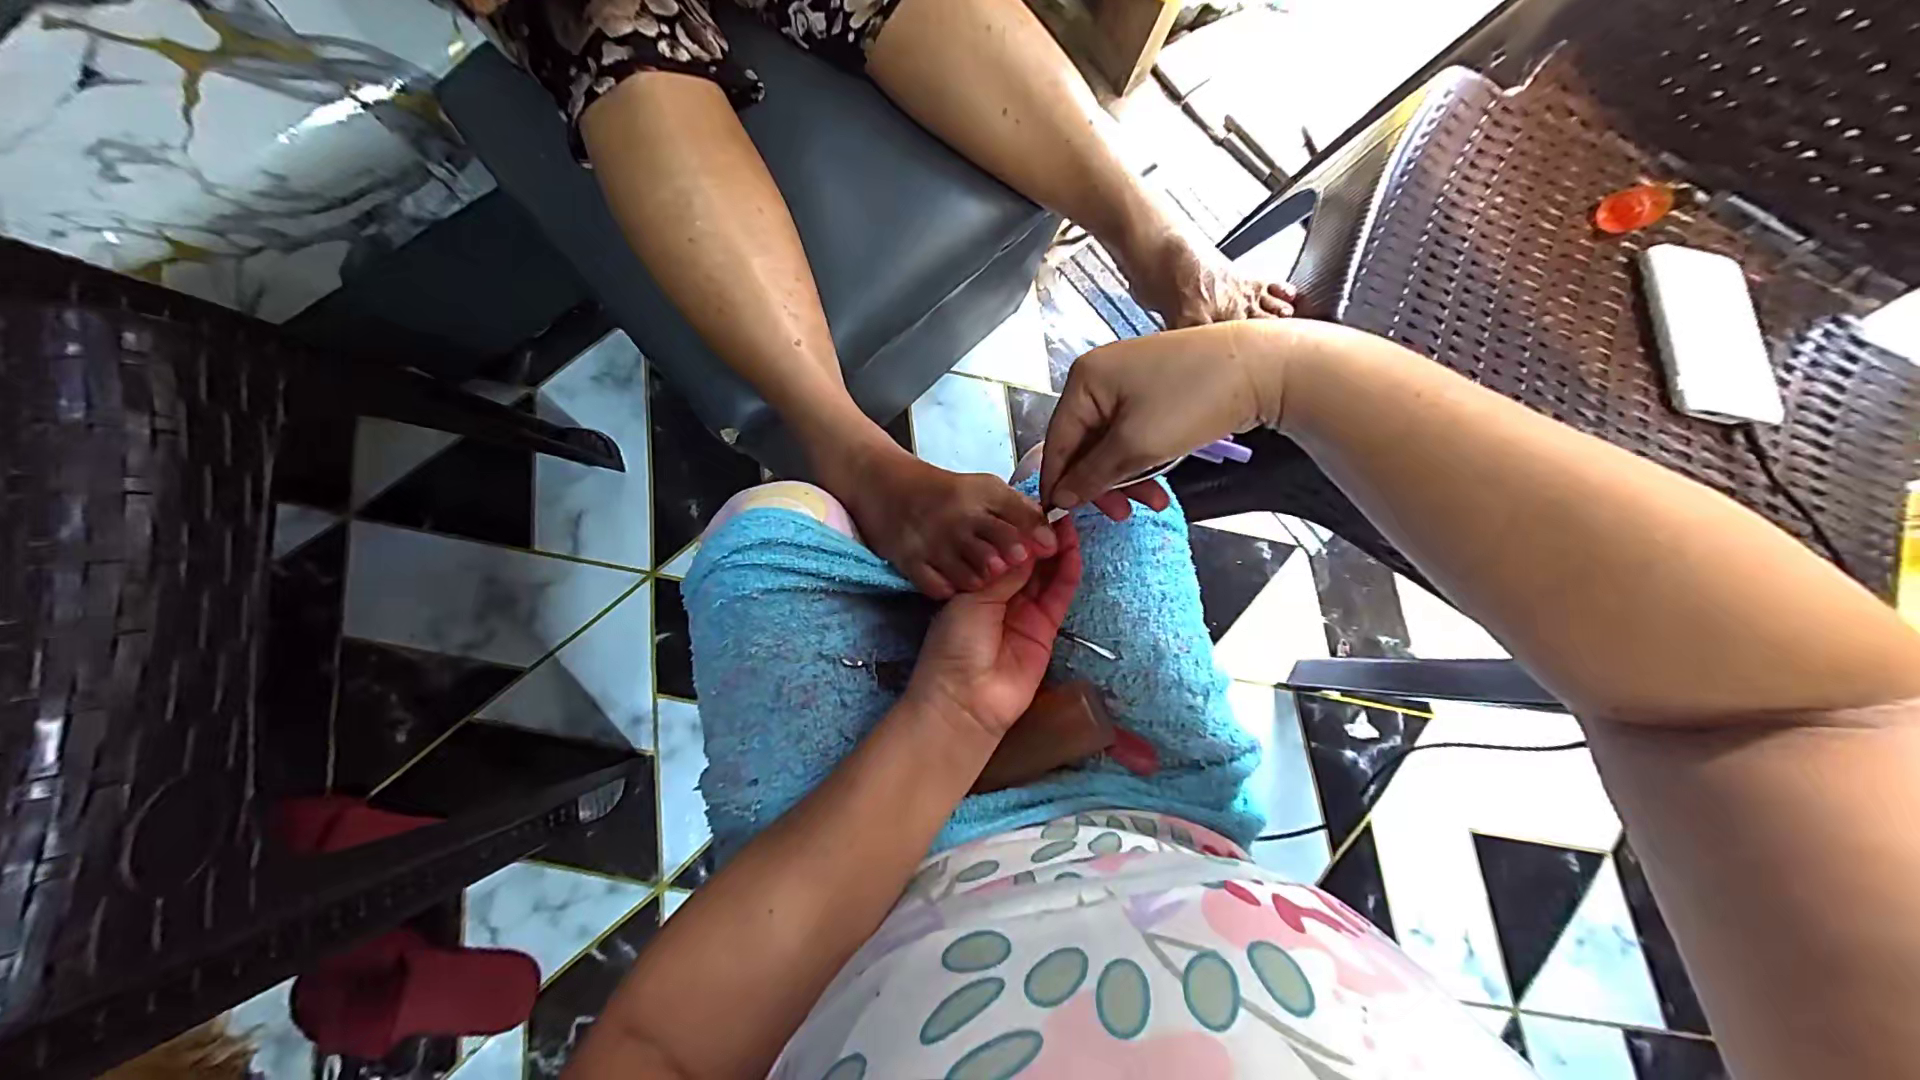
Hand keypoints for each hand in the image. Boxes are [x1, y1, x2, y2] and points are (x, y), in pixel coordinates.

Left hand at [905, 518, 1082, 738]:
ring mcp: (1025, 611)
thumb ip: (1004, 571)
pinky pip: (1059, 593)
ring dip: (1056, 547)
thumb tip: (1029, 541)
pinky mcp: (1046, 627)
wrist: (967, 699)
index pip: (1001, 550)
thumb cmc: (956, 645)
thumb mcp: (973, 598)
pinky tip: (1072, 548)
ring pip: (1046, 572)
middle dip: (1039, 534)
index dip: (1016, 530)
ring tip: (1067, 519)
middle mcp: (1001, 595)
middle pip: (1026, 559)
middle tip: (1055, 506)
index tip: (1031, 505)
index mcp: (975, 584)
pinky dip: (1067, 570)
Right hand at [1040, 322, 1285, 520]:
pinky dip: (1144, 459)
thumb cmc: (1191, 401)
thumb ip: (1092, 476)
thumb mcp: (1136, 446)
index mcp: (1085, 380)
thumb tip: (1059, 498)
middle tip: (1121, 514)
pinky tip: (1161, 483)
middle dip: (1103, 482)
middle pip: (1085, 444)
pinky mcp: (1155, 391)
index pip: (1057, 440)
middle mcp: (1100, 377)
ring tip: (1153, 503)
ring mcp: (1129, 383)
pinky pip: (1134, 434)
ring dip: (1128, 477)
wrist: (1264, 367)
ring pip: (1112, 443)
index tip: (1061, 518)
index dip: (1059, 482)